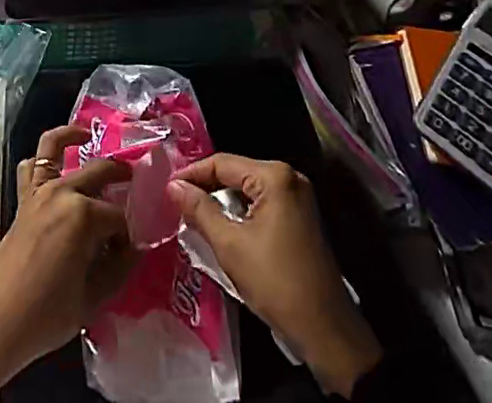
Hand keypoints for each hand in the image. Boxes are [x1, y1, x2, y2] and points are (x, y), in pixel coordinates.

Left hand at [0, 127, 137, 402]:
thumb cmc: (47, 313)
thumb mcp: (95, 296)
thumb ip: (120, 266)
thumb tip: (136, 246)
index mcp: (85, 214)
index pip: (122, 217)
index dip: (134, 233)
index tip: (138, 248)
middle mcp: (63, 192)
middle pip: (102, 172)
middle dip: (124, 178)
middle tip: (138, 190)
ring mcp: (40, 191)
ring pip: (55, 146)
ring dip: (73, 136)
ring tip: (89, 136)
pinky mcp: (24, 198)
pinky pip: (32, 165)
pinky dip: (44, 156)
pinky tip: (57, 161)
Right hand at [169, 155, 381, 396]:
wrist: (325, 328)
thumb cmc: (275, 281)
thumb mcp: (230, 244)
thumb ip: (200, 210)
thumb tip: (174, 186)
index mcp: (275, 176)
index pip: (222, 163)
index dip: (192, 174)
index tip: (167, 189)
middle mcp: (289, 178)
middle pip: (236, 173)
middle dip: (206, 187)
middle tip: (176, 203)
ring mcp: (298, 197)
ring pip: (247, 190)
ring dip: (221, 201)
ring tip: (192, 216)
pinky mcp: (300, 217)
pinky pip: (261, 204)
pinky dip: (239, 212)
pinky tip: (220, 228)